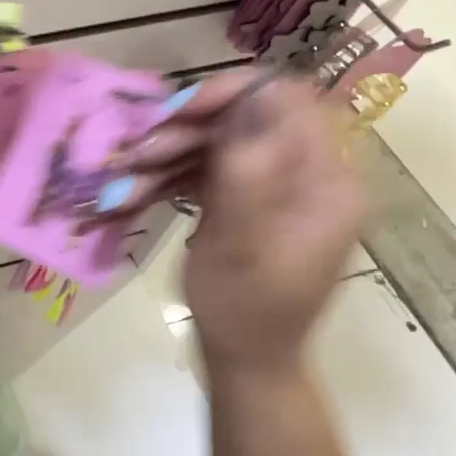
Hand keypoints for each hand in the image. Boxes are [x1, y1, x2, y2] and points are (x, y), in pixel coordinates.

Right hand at [116, 70, 364, 371]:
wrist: (247, 362)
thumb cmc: (246, 311)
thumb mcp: (241, 245)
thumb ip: (246, 173)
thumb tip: (241, 107)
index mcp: (326, 181)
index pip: (289, 102)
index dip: (233, 94)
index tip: (178, 112)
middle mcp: (309, 174)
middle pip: (248, 118)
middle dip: (189, 129)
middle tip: (141, 152)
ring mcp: (279, 185)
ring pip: (222, 140)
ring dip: (172, 152)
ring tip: (129, 178)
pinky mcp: (252, 198)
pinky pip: (211, 166)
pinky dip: (174, 173)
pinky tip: (138, 188)